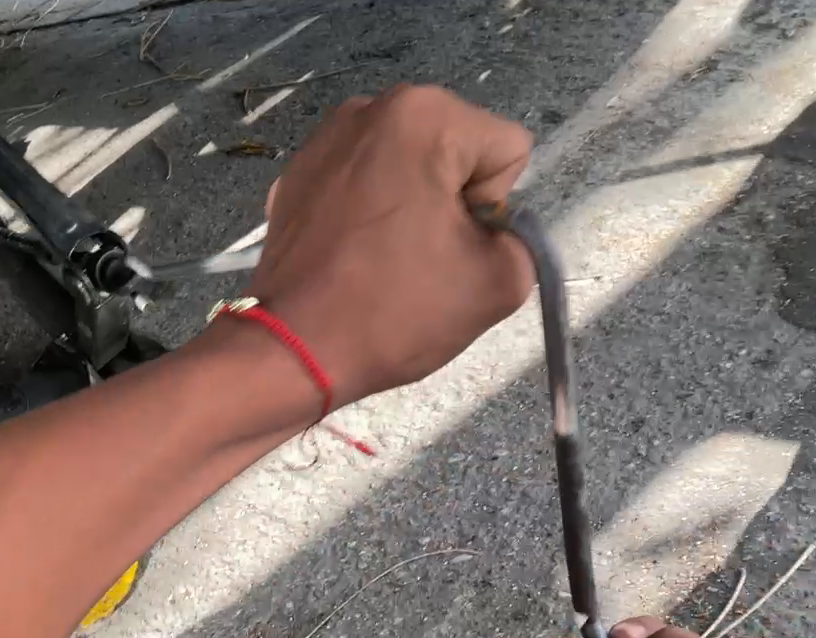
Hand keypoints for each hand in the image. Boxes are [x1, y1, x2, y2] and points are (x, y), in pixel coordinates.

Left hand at [247, 85, 535, 404]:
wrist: (293, 352)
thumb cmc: (394, 314)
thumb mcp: (497, 285)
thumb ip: (522, 241)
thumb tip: (492, 231)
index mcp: (424, 115)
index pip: (506, 151)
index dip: (493, 212)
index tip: (452, 251)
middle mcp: (369, 108)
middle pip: (452, 156)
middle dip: (449, 207)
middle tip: (419, 264)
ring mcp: (322, 142)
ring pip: (404, 175)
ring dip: (408, 214)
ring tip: (383, 265)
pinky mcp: (293, 180)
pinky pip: (358, 192)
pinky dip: (364, 221)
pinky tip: (350, 262)